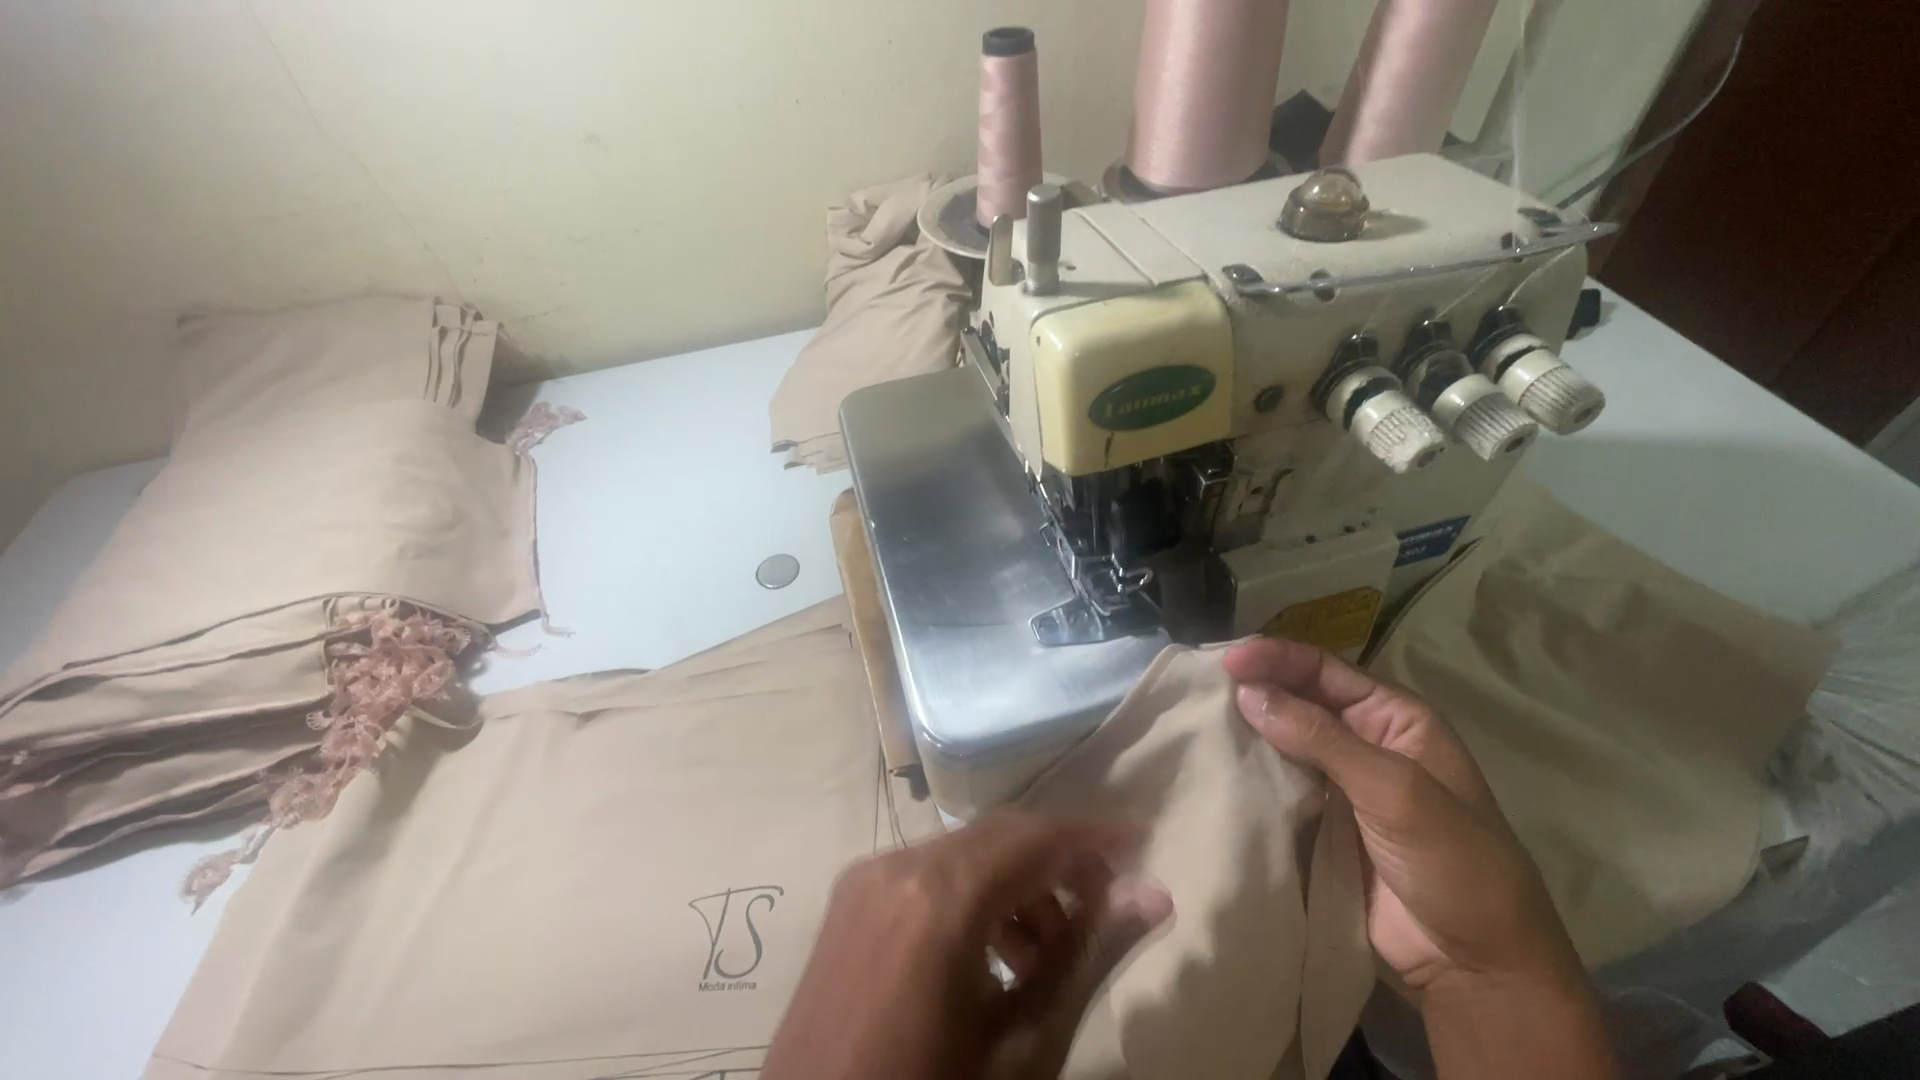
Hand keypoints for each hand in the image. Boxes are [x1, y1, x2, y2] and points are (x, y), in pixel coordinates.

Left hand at [761, 809, 1173, 1079]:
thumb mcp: (1022, 1045)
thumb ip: (1086, 957)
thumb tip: (1154, 895)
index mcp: (939, 899)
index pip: (1036, 839)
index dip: (1095, 836)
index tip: (1143, 839)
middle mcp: (897, 865)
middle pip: (1000, 836)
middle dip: (1059, 861)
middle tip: (1107, 906)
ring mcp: (865, 879)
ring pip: (964, 852)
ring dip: (1017, 882)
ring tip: (1051, 953)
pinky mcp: (849, 898)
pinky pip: (928, 873)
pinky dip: (973, 894)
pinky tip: (993, 954)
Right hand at [1223, 636, 1580, 999]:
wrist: (1473, 965)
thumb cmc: (1454, 863)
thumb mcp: (1396, 790)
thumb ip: (1323, 739)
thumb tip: (1248, 693)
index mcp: (1396, 720)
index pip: (1327, 671)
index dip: (1278, 657)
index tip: (1227, 660)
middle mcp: (1365, 743)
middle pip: (1299, 701)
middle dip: (1255, 689)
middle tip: (1201, 688)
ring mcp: (1338, 787)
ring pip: (1281, 744)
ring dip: (1244, 732)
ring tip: (1196, 722)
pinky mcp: (1316, 827)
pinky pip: (1275, 789)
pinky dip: (1246, 776)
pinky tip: (1213, 769)